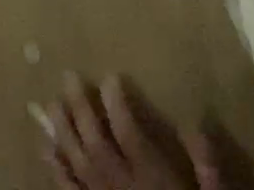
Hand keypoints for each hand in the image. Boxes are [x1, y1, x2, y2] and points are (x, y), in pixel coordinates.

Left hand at [43, 75, 229, 189]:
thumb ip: (207, 166)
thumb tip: (197, 125)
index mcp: (151, 177)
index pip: (128, 133)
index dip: (116, 103)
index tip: (109, 76)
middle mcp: (122, 185)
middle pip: (95, 141)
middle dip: (80, 107)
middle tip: (68, 75)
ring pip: (77, 162)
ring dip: (63, 131)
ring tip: (52, 102)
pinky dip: (56, 169)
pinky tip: (46, 148)